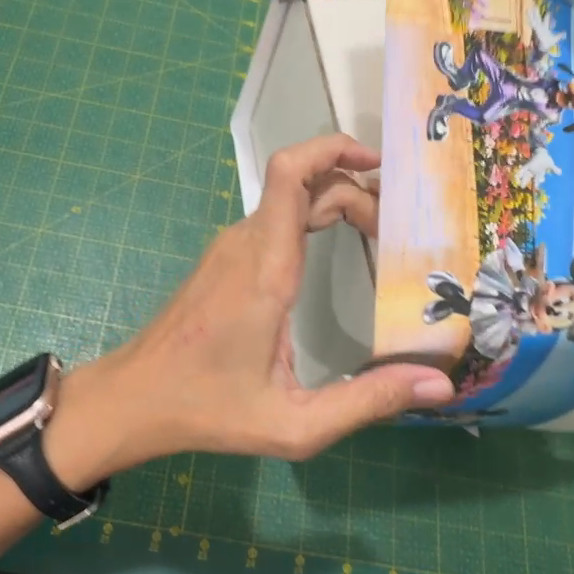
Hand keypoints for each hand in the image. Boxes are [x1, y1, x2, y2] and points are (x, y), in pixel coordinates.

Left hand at [55, 135, 454, 478]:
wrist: (134, 398)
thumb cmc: (208, 409)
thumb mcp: (295, 423)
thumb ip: (367, 402)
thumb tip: (439, 384)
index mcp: (265, 266)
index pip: (291, 174)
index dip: (334, 150)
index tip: (379, 165)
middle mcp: (246, 244)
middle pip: (303, 181)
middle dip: (356, 190)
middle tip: (394, 234)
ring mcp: (231, 249)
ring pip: (289, 199)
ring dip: (335, 202)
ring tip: (379, 237)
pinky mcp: (225, 261)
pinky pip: (274, 220)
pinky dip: (313, 217)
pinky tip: (338, 246)